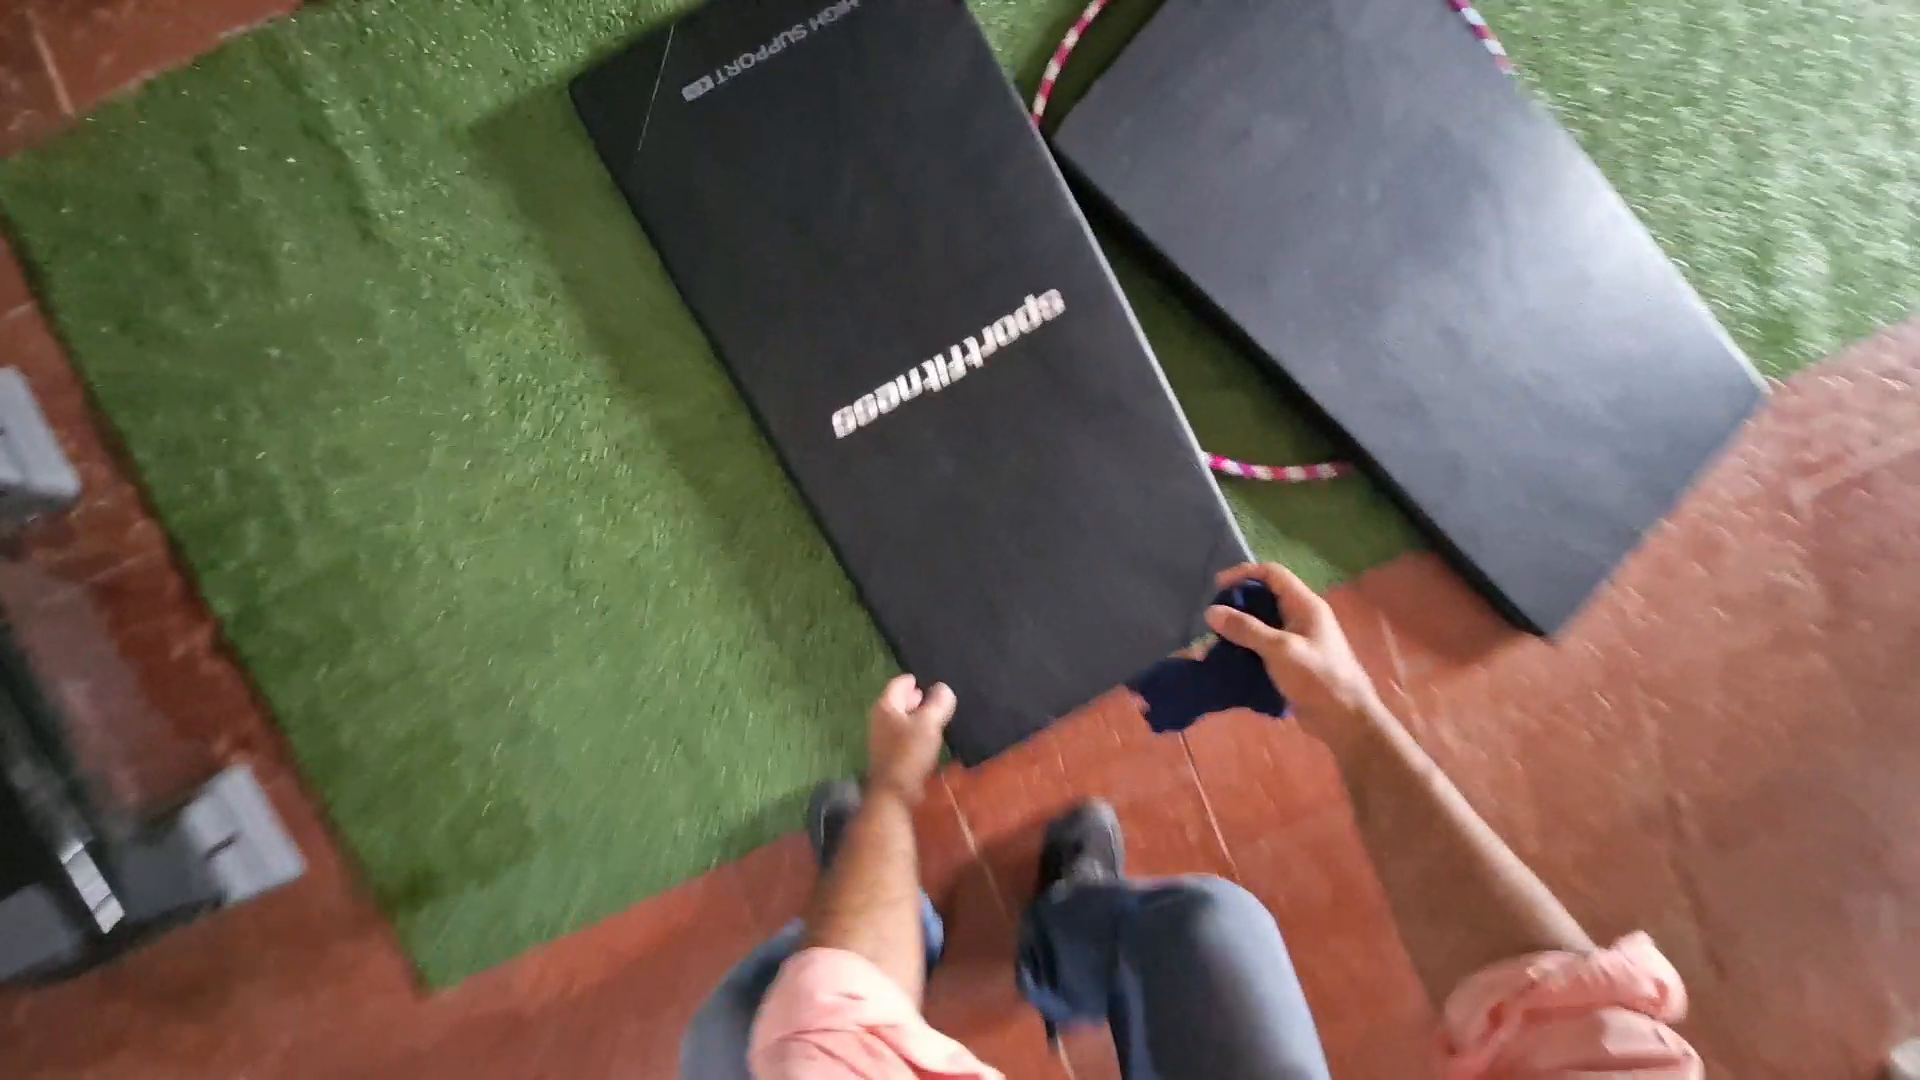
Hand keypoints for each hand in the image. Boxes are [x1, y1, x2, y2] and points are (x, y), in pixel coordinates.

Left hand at [865, 675, 955, 803]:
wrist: (894, 792)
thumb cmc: (909, 752)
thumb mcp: (929, 723)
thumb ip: (938, 703)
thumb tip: (943, 688)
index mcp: (886, 706)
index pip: (899, 683)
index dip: (913, 680)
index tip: (928, 679)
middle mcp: (879, 718)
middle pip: (898, 700)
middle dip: (915, 697)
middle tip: (934, 696)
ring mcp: (881, 737)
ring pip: (900, 718)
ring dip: (916, 715)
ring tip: (935, 715)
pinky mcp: (888, 754)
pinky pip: (902, 734)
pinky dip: (914, 731)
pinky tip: (928, 736)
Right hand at [1204, 562, 1386, 747]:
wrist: (1344, 720)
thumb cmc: (1318, 678)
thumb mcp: (1280, 649)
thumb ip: (1246, 628)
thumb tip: (1211, 612)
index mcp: (1305, 605)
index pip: (1272, 574)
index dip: (1244, 573)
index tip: (1217, 586)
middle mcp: (1300, 617)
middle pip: (1263, 598)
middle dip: (1235, 605)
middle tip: (1212, 617)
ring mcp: (1294, 640)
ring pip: (1258, 625)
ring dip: (1235, 631)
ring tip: (1211, 644)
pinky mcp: (1288, 660)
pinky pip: (1260, 646)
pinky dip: (1242, 648)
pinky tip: (1225, 659)